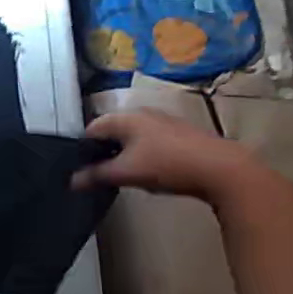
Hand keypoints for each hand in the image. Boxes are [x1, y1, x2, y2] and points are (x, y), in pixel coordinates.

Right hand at [73, 110, 276, 201]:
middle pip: (114, 130)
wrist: (221, 168)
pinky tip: (150, 172)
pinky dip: (144, 154)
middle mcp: (144, 113)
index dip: (83, 147)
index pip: (93, 127)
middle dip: (104, 151)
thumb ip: (97, 175)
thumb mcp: (127, 172)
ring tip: (124, 176)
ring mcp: (164, 122)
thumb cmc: (167, 165)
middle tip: (99, 174)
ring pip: (134, 136)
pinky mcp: (181, 134)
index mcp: (126, 117)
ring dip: (125, 153)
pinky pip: (151, 142)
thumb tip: (71, 180)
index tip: (80, 168)